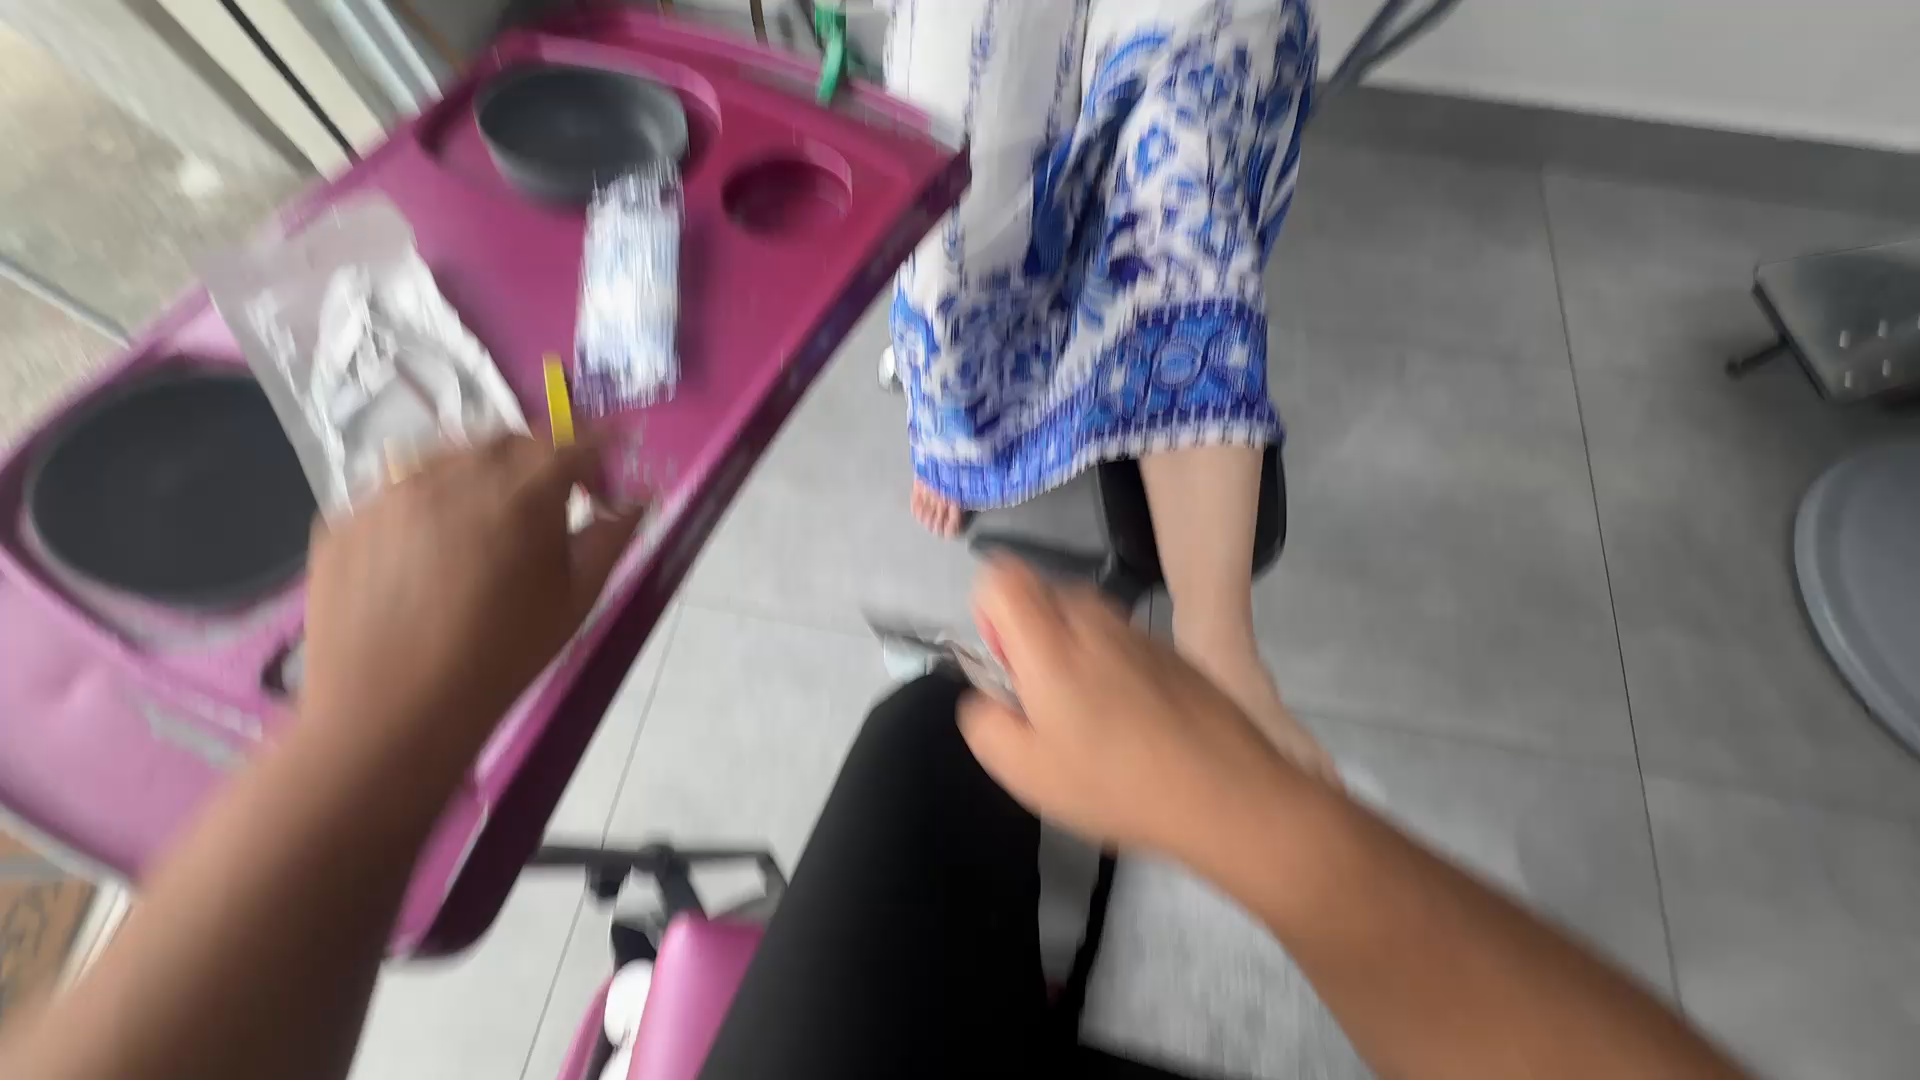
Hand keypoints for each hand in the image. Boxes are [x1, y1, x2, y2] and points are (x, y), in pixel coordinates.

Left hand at [300, 435, 642, 751]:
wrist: (391, 712)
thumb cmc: (504, 656)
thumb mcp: (577, 600)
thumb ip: (611, 538)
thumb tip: (636, 501)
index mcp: (521, 495)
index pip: (572, 444)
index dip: (600, 450)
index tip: (611, 469)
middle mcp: (452, 475)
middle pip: (510, 439)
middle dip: (541, 458)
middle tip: (554, 500)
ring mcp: (389, 492)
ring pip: (449, 455)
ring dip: (484, 473)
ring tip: (491, 521)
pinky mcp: (345, 517)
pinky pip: (400, 488)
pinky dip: (431, 501)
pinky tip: (434, 549)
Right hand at [958, 559, 1309, 860]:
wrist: (1228, 793)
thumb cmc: (1116, 783)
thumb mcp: (1025, 770)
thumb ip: (984, 720)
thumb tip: (986, 695)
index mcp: (1050, 642)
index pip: (1000, 579)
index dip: (988, 613)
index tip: (1004, 662)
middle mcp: (1093, 620)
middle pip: (1040, 597)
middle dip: (1028, 636)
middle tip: (1043, 700)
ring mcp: (1136, 631)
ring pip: (1080, 620)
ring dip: (1069, 651)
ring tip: (1089, 716)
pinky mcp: (1169, 649)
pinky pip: (1118, 639)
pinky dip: (1109, 664)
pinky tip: (1132, 721)